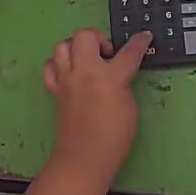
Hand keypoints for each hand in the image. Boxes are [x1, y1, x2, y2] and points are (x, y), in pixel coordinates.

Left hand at [41, 28, 151, 182]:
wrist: (84, 158)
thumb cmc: (115, 137)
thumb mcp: (130, 106)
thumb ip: (123, 84)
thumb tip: (117, 74)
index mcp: (110, 77)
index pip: (129, 52)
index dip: (140, 42)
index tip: (145, 36)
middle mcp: (85, 72)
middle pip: (84, 35)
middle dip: (98, 38)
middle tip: (107, 53)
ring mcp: (66, 80)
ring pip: (62, 45)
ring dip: (76, 47)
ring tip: (87, 60)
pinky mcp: (55, 90)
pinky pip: (50, 67)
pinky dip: (59, 64)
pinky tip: (70, 73)